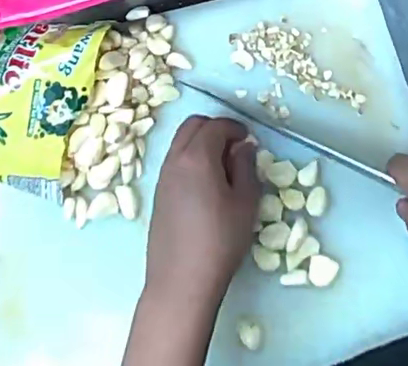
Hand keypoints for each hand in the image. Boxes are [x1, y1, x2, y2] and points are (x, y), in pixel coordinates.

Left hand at [144, 116, 259, 312]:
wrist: (180, 281)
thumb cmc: (219, 242)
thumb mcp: (245, 204)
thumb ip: (246, 167)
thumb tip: (244, 146)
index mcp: (197, 156)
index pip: (216, 125)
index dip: (235, 128)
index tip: (249, 140)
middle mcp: (175, 158)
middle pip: (193, 125)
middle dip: (215, 128)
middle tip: (235, 148)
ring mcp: (163, 174)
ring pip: (181, 141)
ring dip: (201, 142)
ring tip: (222, 167)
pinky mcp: (158, 192)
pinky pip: (175, 160)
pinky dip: (191, 157)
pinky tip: (205, 184)